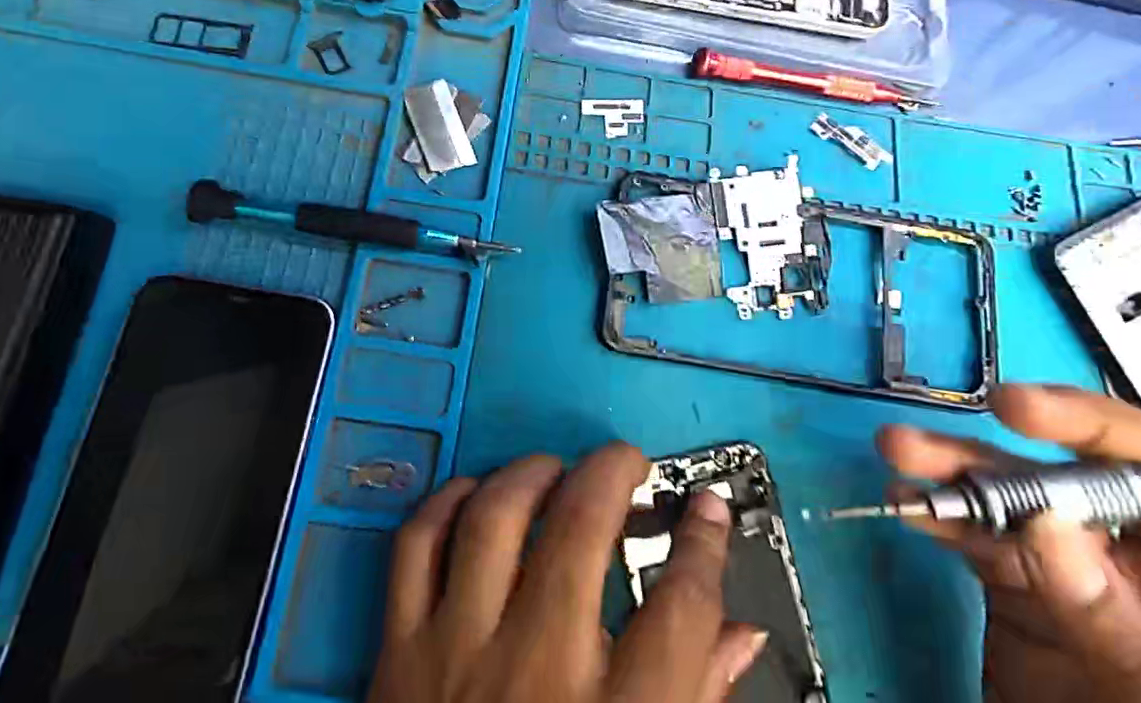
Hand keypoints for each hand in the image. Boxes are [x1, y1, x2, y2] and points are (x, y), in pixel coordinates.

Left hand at [369, 443, 769, 702]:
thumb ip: (696, 699)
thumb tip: (742, 632)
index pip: (681, 610)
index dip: (704, 545)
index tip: (708, 506)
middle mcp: (537, 670)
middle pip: (580, 529)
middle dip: (611, 474)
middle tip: (627, 462)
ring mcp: (458, 653)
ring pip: (494, 520)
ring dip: (530, 474)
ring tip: (555, 470)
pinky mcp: (398, 652)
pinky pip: (416, 547)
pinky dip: (445, 503)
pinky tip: (475, 493)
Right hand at [878, 314, 1140, 702]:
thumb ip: (1134, 641)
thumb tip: (1048, 531)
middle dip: (1085, 428)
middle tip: (1016, 406)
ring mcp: (1125, 592)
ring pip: (1053, 500)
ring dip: (975, 466)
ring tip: (910, 447)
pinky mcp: (1049, 605)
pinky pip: (995, 546)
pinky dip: (949, 521)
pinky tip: (912, 502)